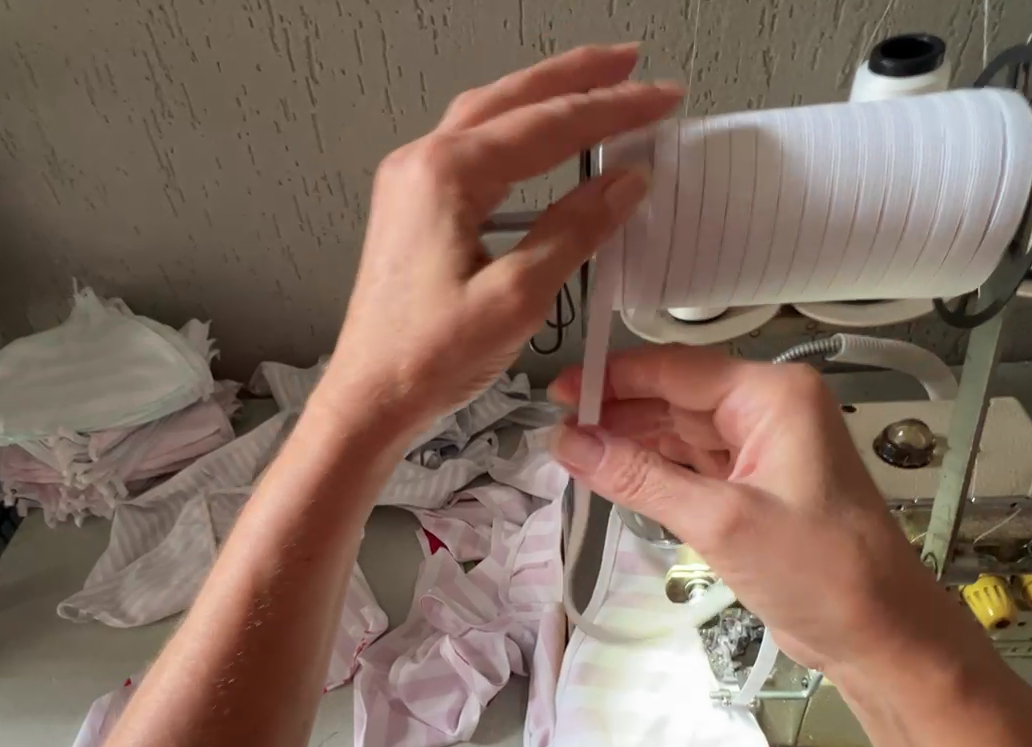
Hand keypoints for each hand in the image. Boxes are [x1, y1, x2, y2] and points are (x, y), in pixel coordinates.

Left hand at [316, 44, 678, 442]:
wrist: (371, 398)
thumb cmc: (427, 358)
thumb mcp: (516, 296)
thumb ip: (573, 231)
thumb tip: (623, 184)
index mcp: (446, 175)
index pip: (548, 124)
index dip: (613, 110)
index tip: (661, 101)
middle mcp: (420, 166)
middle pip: (511, 100)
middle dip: (576, 79)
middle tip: (629, 64)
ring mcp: (410, 188)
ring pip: (485, 121)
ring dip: (540, 101)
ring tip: (590, 90)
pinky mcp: (410, 215)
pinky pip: (467, 157)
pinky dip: (511, 142)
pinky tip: (535, 151)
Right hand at [548, 347, 985, 674]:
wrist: (877, 634)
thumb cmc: (814, 569)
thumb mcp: (719, 519)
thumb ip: (639, 476)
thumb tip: (567, 443)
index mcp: (772, 395)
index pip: (676, 370)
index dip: (612, 378)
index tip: (557, 393)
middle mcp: (767, 410)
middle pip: (675, 396)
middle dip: (617, 413)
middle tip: (558, 431)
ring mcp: (761, 449)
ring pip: (679, 431)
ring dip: (630, 443)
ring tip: (574, 454)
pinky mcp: (752, 486)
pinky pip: (690, 464)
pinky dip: (653, 470)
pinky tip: (613, 476)